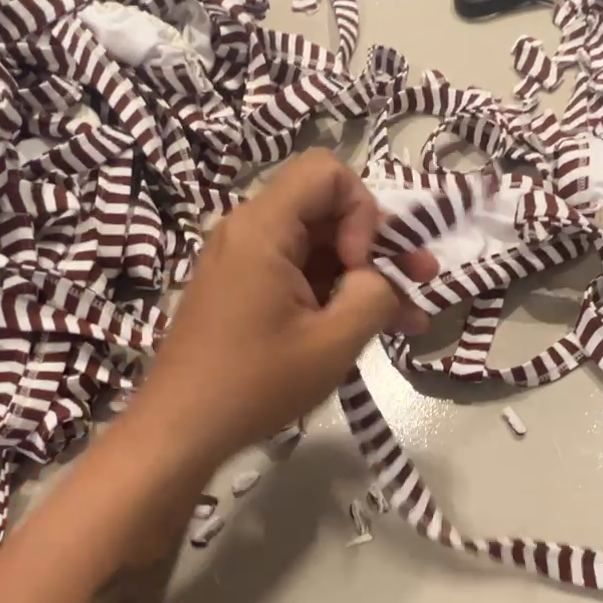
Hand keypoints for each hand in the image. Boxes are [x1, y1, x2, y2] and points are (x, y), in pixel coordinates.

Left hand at [125, 149, 435, 468]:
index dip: (362, 212)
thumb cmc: (255, 384)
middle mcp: (248, 232)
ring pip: (318, 248)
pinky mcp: (242, 293)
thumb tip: (381, 280)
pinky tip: (372, 329)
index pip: (328, 173)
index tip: (362, 267)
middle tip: (422, 284)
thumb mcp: (332, 343)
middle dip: (379, 247)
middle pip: (326, 210)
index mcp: (263, 228)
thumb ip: (374, 297)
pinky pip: (298, 276)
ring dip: (364, 278)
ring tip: (409, 319)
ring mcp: (243, 263)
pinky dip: (335, 295)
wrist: (181, 429)